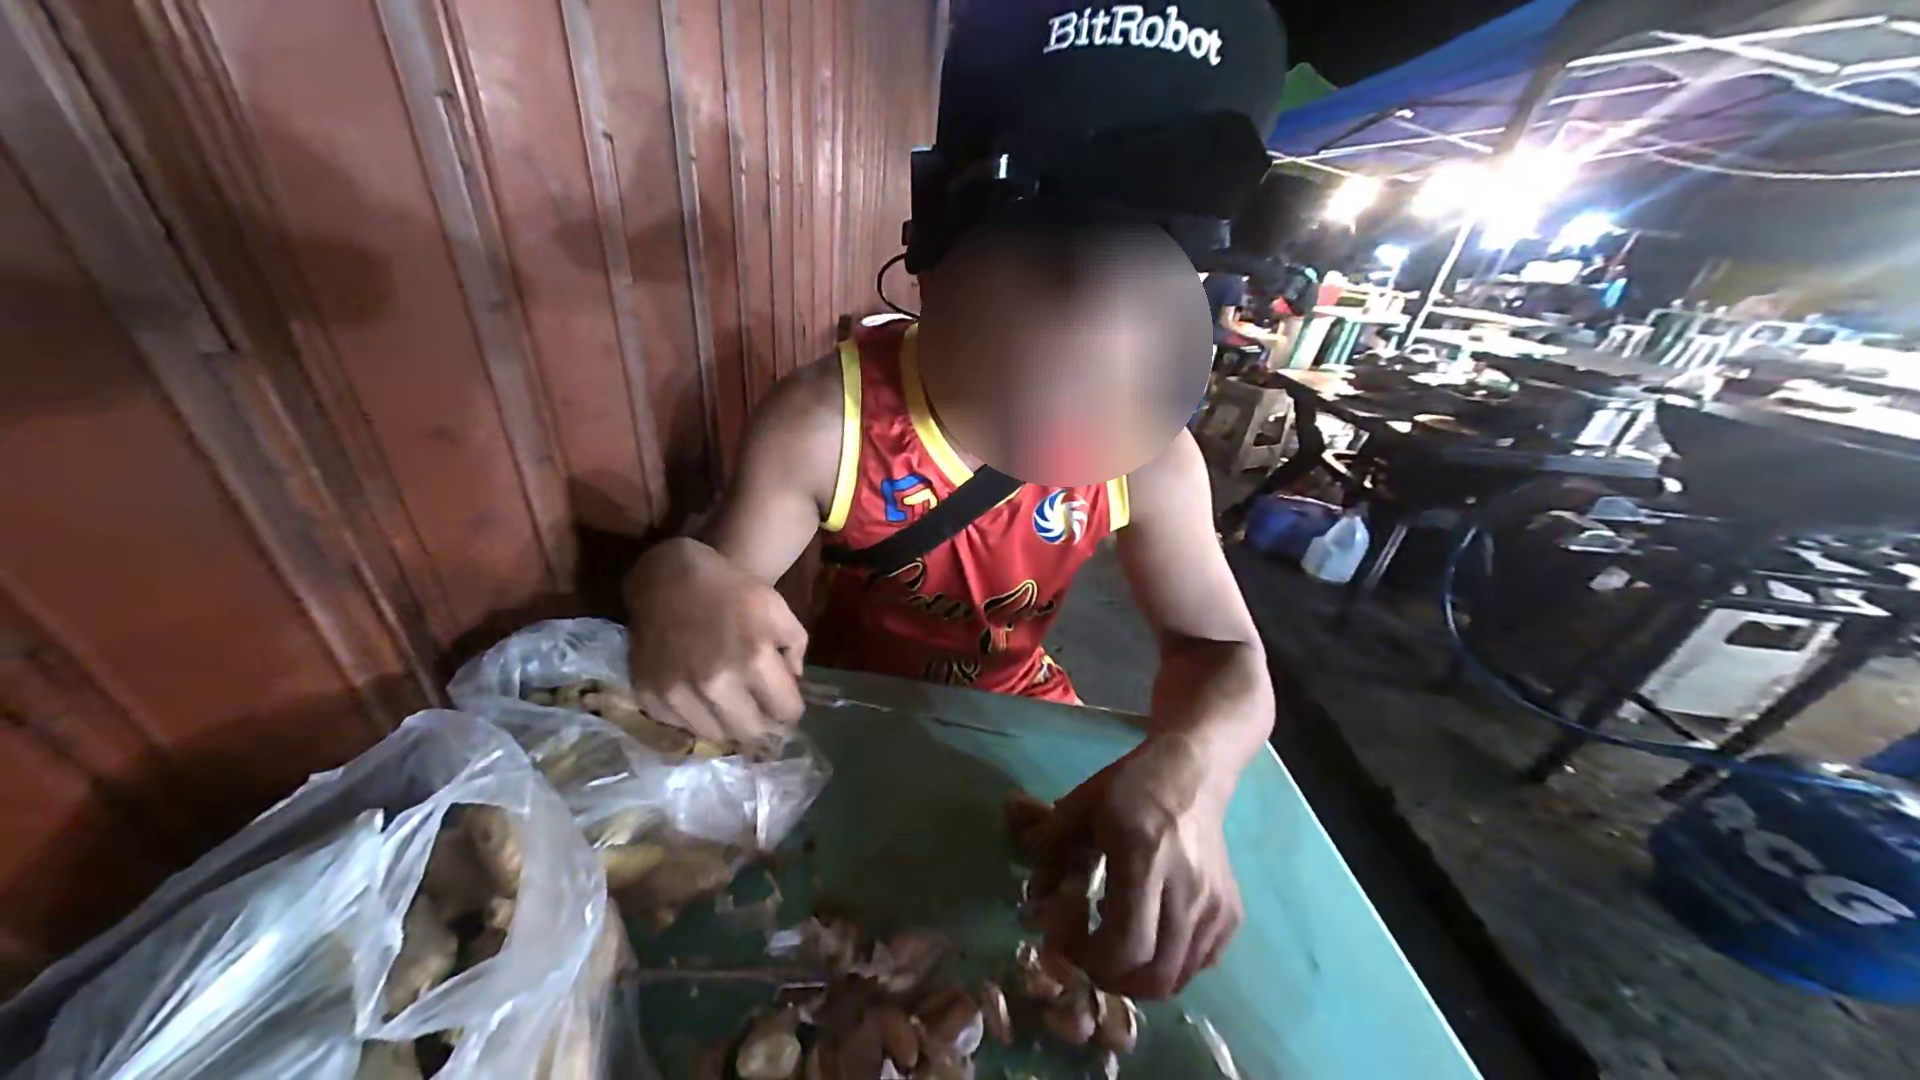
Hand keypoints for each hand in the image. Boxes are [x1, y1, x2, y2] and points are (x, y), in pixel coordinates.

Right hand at [623, 538, 808, 743]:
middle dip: (763, 724)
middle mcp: (715, 683)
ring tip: (733, 704)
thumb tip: (793, 686)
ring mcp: (679, 693)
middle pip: (751, 733)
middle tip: (761, 711)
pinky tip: (703, 698)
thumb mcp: (779, 611)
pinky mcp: (650, 696)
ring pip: (716, 734)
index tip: (786, 702)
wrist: (671, 577)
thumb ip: (796, 651)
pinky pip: (682, 727)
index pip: (786, 712)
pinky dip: (697, 718)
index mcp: (754, 660)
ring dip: (729, 724)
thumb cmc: (733, 591)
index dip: (791, 708)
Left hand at [1035, 735, 1242, 998]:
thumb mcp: (1081, 803)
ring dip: (1139, 977)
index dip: (1090, 960)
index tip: (1066, 942)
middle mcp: (1186, 890)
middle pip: (1154, 975)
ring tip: (1114, 945)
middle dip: (1111, 978)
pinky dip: (1169, 966)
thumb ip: (1049, 843)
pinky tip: (1148, 934)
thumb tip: (1029, 891)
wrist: (1191, 772)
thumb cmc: (1132, 785)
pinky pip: (1199, 964)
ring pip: (1178, 977)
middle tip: (1085, 956)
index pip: (1126, 945)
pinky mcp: (1230, 913)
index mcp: (1144, 859)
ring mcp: (1215, 906)